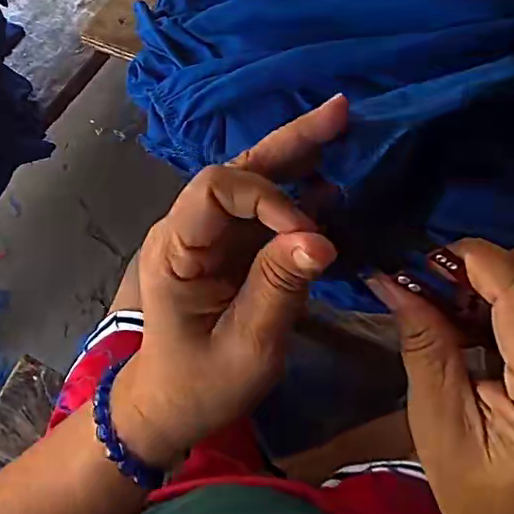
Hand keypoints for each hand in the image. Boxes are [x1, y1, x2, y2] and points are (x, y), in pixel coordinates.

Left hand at [112, 95, 349, 463]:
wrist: (170, 401)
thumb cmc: (198, 383)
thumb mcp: (244, 349)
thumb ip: (277, 289)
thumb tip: (319, 241)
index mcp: (177, 247)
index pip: (216, 189)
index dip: (267, 198)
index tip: (309, 238)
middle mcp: (189, 226)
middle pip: (237, 170)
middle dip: (288, 143)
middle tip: (341, 111)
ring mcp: (211, 233)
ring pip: (253, 180)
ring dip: (297, 154)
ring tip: (343, 124)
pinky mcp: (232, 245)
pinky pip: (266, 209)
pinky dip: (301, 191)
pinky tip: (332, 180)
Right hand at [369, 240, 513, 513]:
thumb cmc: (493, 508)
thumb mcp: (440, 430)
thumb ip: (424, 345)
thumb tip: (390, 277)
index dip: (471, 260)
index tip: (421, 263)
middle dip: (482, 272)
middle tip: (437, 301)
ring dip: (504, 286)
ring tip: (466, 322)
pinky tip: (501, 337)